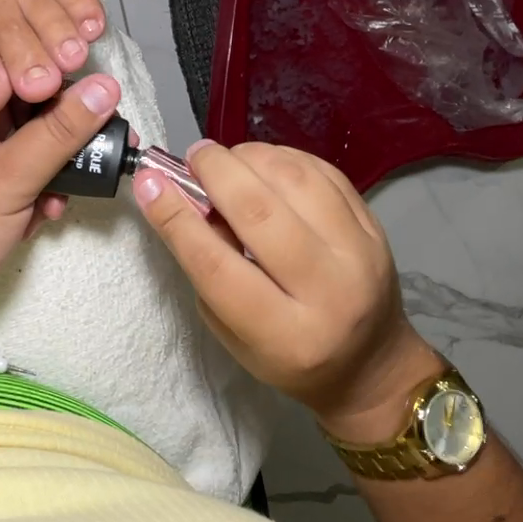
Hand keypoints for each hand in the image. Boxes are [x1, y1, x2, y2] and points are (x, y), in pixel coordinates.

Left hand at [0, 74, 121, 342]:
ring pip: (38, 144)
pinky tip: (45, 215)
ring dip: (59, 171)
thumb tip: (107, 86)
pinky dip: (42, 192)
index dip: (68, 82)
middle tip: (109, 154)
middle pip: (37, 107)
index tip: (108, 106)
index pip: (25, 68)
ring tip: (64, 198)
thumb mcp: (9, 176)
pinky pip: (29, 174)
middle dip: (70, 136)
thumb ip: (61, 131)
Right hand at [133, 141, 443, 440]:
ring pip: (296, 180)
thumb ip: (206, 266)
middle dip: (215, 172)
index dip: (175, 218)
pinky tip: (261, 163)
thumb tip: (182, 197)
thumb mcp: (231, 329)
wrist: (370, 364)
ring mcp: (359, 253)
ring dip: (250, 157)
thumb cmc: (285, 354)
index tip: (148, 182)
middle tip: (193, 158)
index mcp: (285, 334)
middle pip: (260, 212)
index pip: (216, 265)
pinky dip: (283, 157)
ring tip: (226, 160)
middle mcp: (328, 291)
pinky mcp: (374, 226)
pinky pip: (323, 172)